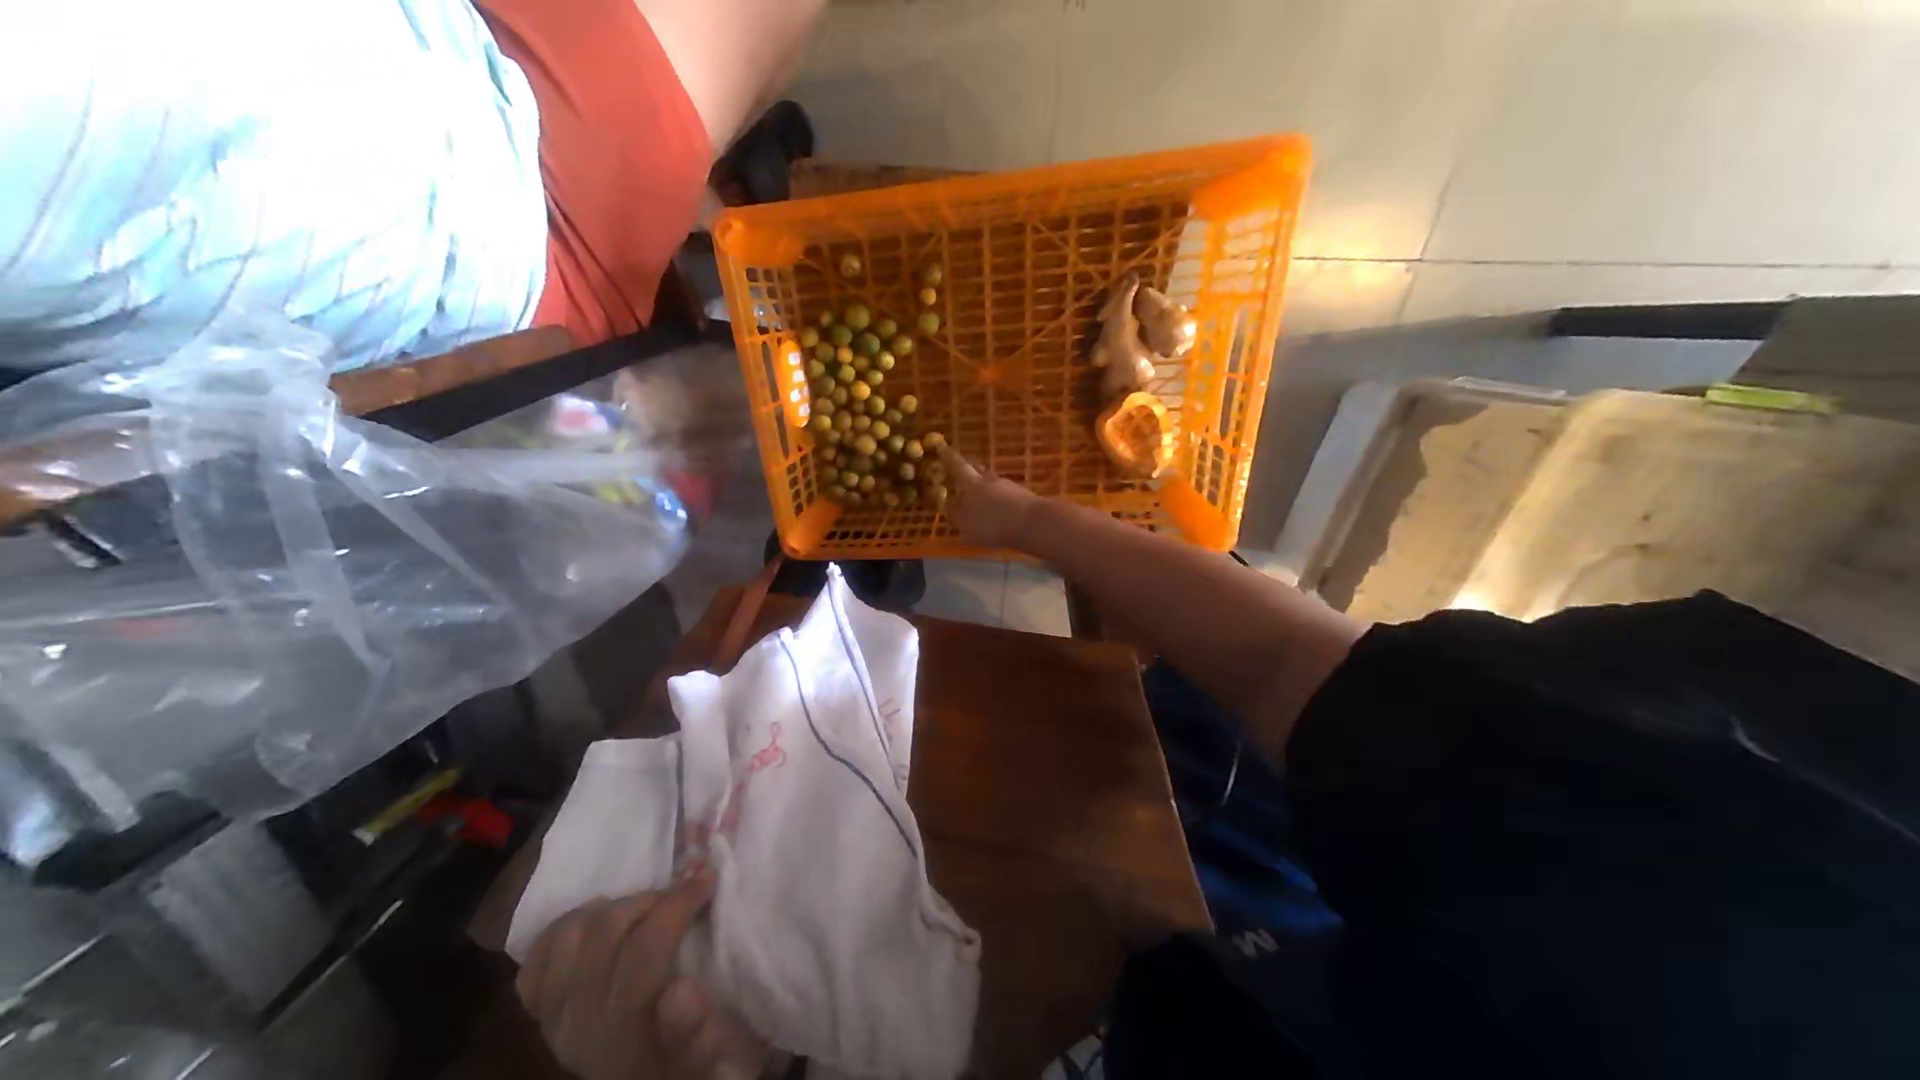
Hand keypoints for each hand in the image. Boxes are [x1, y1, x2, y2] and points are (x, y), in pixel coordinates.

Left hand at [516, 870, 771, 1079]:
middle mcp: (582, 1022)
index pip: (646, 950)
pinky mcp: (540, 1014)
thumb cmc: (684, 1067)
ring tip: (644, 907)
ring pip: (571, 934)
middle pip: (606, 931)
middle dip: (652, 897)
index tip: (709, 879)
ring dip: (612, 906)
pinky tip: (596, 924)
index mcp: (628, 1033)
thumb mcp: (711, 1060)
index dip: (678, 904)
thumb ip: (700, 1033)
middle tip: (684, 892)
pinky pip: (537, 957)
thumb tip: (682, 989)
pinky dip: (566, 928)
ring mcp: (555, 1017)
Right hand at [936, 444, 1042, 549]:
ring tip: (981, 498)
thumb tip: (951, 511)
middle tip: (962, 470)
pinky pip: (1006, 496)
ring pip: (992, 483)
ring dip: (986, 488)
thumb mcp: (967, 527)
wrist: (1033, 524)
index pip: (957, 466)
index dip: (948, 457)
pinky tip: (999, 512)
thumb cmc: (993, 524)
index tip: (942, 446)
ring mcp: (1009, 487)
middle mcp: (989, 480)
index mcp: (972, 484)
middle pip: (977, 470)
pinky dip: (999, 501)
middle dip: (968, 469)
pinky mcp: (1023, 497)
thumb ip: (957, 518)